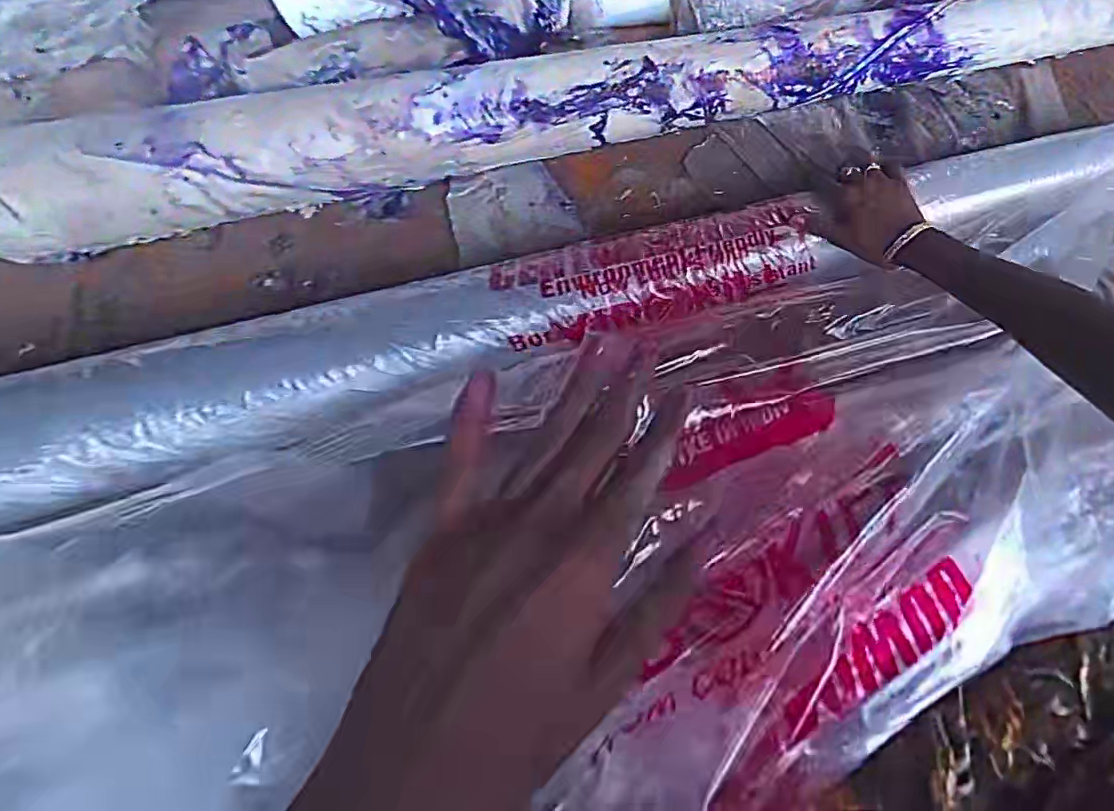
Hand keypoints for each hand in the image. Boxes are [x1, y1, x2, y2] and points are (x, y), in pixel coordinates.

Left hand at [292, 339, 692, 810]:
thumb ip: (663, 598)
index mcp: (587, 559)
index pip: (639, 475)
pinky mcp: (438, 539)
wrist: (402, 780)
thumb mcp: (613, 675)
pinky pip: (458, 470)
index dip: (666, 428)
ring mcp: (483, 526)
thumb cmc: (526, 730)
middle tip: (645, 346)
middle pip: (593, 443)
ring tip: (599, 346)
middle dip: (624, 391)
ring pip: (541, 442)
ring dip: (573, 391)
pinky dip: (469, 423)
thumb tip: (710, 533)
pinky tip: (481, 380)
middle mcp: (541, 525)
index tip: (686, 389)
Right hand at [811, 162, 928, 266]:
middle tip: (845, 183)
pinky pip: (890, 165)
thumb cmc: (874, 244)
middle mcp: (863, 182)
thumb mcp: (843, 239)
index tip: (824, 187)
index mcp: (846, 195)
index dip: (825, 183)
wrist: (907, 244)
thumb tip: (799, 220)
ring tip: (863, 175)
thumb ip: (821, 227)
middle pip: (848, 170)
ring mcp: (883, 179)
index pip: (828, 181)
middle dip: (845, 175)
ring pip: (869, 165)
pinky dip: (885, 166)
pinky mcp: (900, 181)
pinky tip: (884, 170)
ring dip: (864, 168)